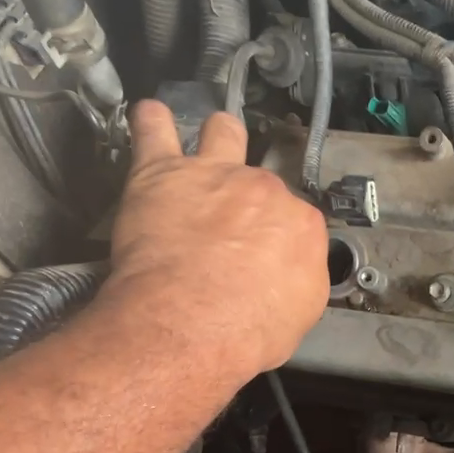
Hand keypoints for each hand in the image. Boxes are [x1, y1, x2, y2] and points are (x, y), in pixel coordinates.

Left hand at [107, 101, 328, 374]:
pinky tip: (151, 122)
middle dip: (251, 196)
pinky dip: (153, 123)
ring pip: (222, 131)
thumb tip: (289, 275)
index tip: (266, 254)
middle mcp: (264, 190)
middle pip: (261, 179)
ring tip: (205, 152)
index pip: (296, 219)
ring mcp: (214, 174)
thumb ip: (300, 281)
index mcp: (302, 225)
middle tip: (234, 221)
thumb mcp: (301, 315)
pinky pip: (154, 127)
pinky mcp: (162, 171)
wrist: (195, 321)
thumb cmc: (251, 329)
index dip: (279, 236)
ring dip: (216, 138)